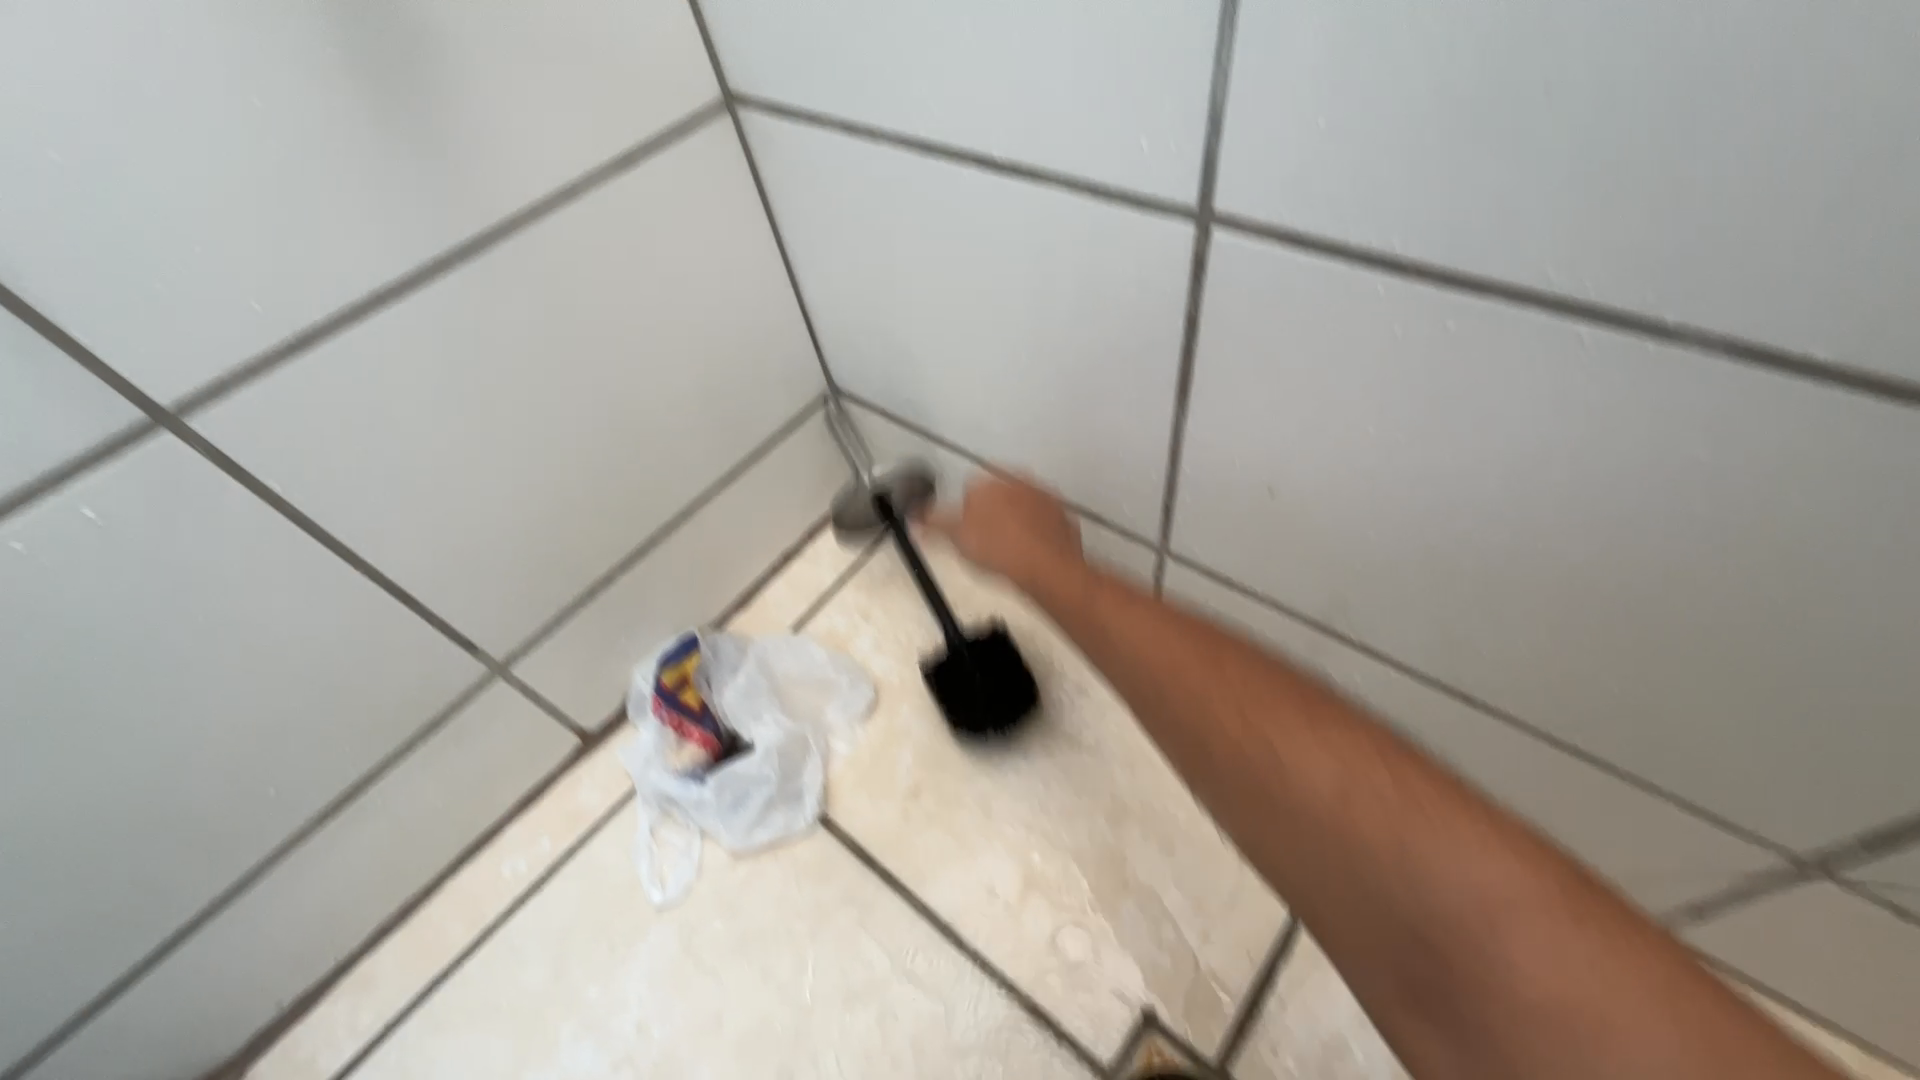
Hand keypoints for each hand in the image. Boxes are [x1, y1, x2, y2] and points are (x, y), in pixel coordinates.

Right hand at [921, 473, 1085, 592]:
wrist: (1047, 568)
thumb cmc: (996, 552)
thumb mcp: (956, 539)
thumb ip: (933, 523)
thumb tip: (913, 516)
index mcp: (987, 481)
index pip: (969, 490)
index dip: (966, 514)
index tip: (969, 536)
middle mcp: (1017, 479)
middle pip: (998, 494)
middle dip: (993, 512)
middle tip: (989, 543)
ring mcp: (1045, 495)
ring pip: (1023, 505)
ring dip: (1017, 520)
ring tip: (1012, 550)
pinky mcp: (1064, 514)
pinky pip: (1045, 519)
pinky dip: (1039, 530)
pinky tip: (1033, 552)